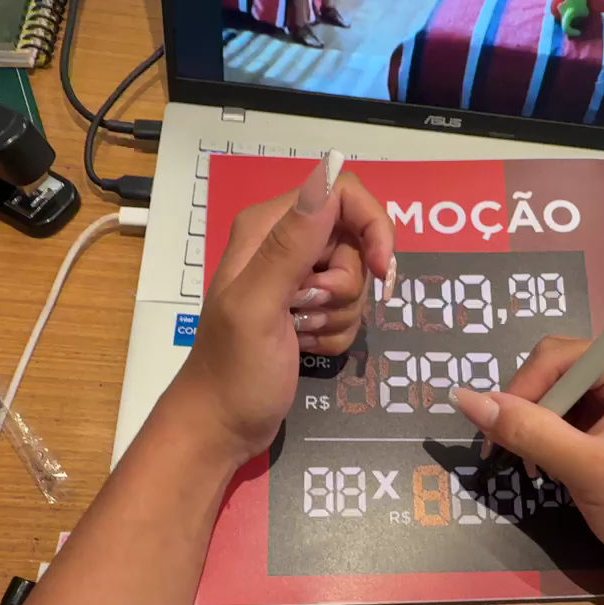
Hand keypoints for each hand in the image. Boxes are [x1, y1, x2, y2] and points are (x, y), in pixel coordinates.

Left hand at [159, 155, 394, 464]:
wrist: (222, 424)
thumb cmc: (233, 370)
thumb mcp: (258, 306)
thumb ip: (291, 246)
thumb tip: (328, 180)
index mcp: (268, 226)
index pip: (343, 193)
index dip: (373, 227)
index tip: (381, 272)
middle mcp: (286, 244)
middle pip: (357, 242)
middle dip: (345, 287)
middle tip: (305, 311)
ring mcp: (299, 279)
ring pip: (357, 281)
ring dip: (337, 316)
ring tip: (298, 333)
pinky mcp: (309, 310)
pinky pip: (349, 311)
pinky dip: (334, 334)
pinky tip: (303, 345)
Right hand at [449, 336, 603, 587]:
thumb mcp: (586, 469)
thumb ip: (527, 430)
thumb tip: (463, 397)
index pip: (558, 356)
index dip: (523, 389)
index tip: (498, 435)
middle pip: (554, 369)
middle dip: (527, 408)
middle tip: (509, 453)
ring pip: (555, 395)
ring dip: (533, 426)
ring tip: (531, 466)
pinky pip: (565, 416)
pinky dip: (546, 438)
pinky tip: (544, 466)